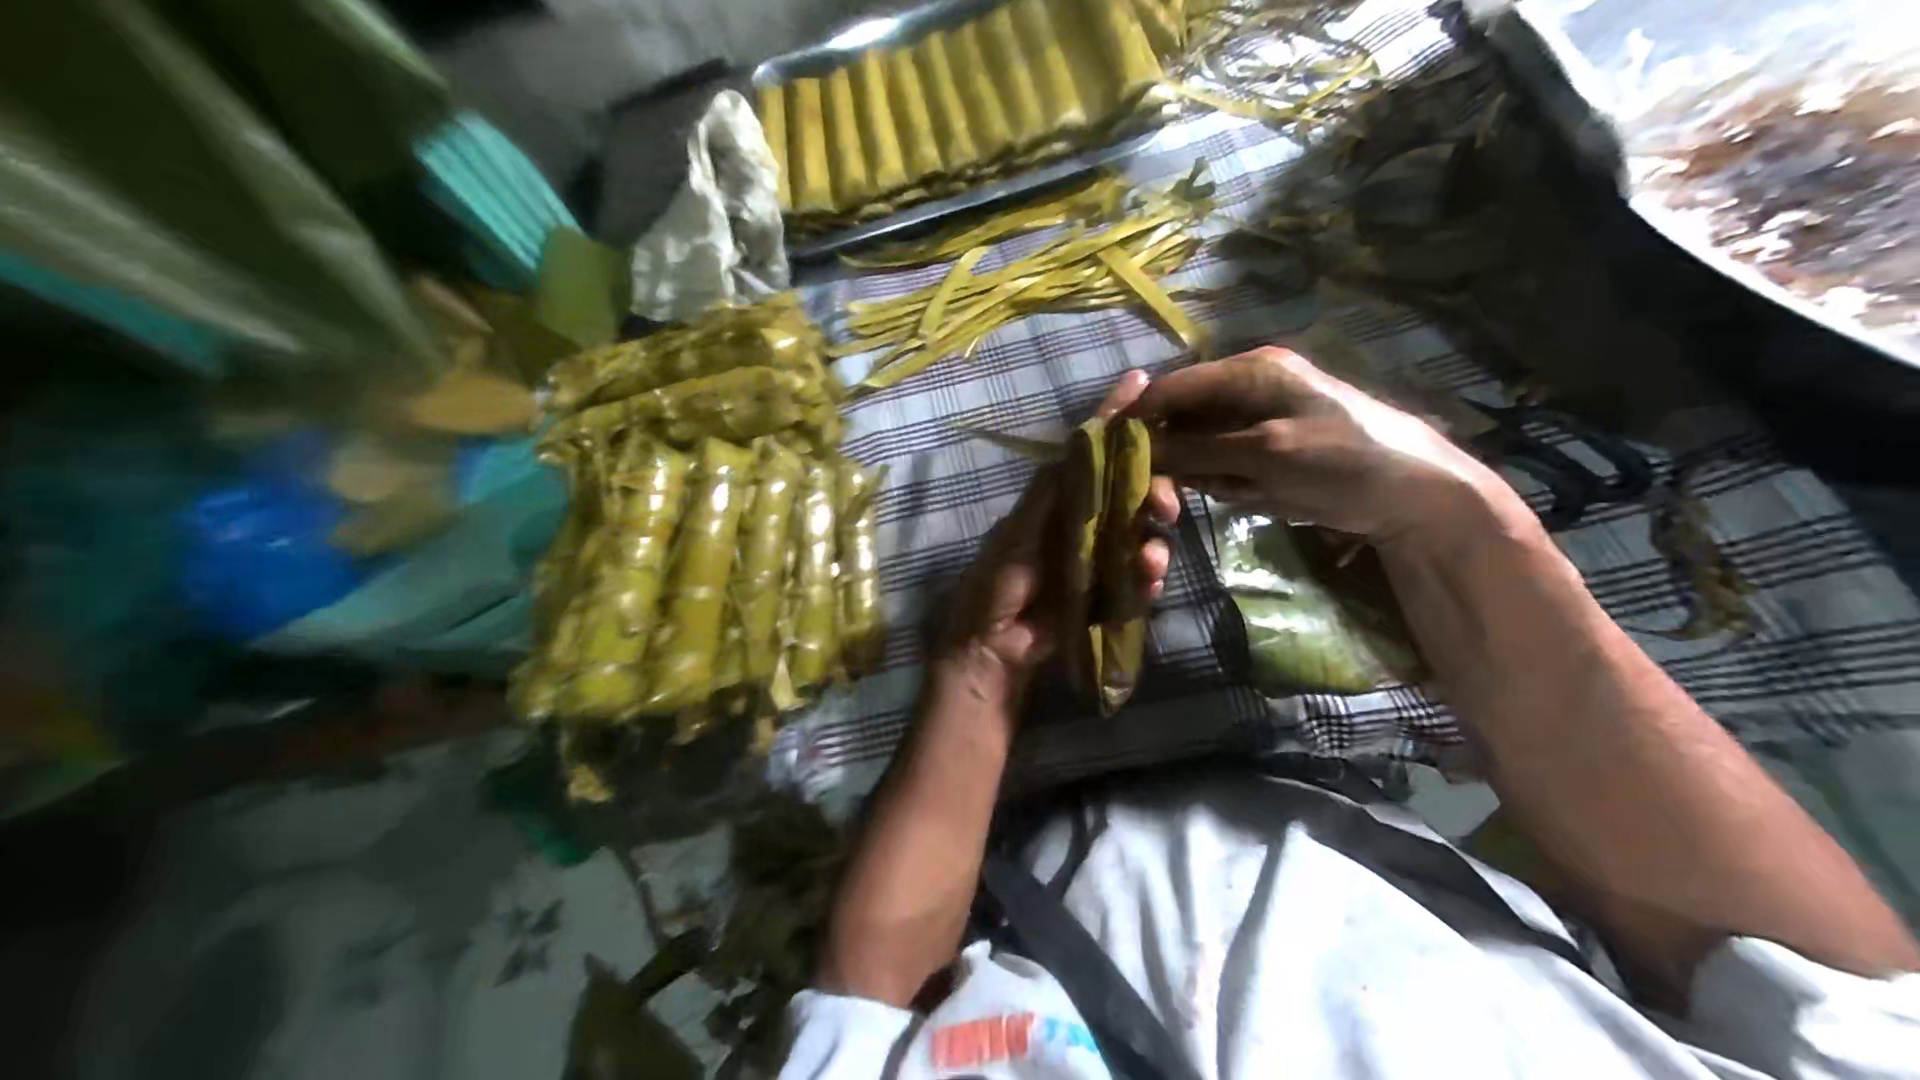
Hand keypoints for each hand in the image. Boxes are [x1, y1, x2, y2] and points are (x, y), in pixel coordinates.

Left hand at [935, 371, 1179, 706]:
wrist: (991, 648)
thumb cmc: (994, 586)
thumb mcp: (1016, 534)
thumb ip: (1049, 493)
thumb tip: (1081, 439)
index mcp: (1058, 502)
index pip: (1091, 454)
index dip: (1114, 421)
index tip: (1140, 385)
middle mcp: (1083, 523)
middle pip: (1130, 494)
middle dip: (1154, 492)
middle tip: (1165, 503)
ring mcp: (1099, 559)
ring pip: (1142, 535)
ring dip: (1154, 542)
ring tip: (1150, 558)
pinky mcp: (1109, 595)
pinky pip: (1139, 579)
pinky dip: (1148, 578)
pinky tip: (1150, 580)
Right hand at [1131, 347, 1527, 548]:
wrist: (1416, 495)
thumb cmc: (1343, 459)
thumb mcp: (1265, 453)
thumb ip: (1196, 450)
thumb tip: (1136, 449)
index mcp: (1249, 370)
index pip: (1173, 386)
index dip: (1140, 417)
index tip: (1111, 456)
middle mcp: (1246, 389)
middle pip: (1181, 419)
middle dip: (1176, 457)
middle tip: (1172, 497)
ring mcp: (1255, 423)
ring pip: (1198, 449)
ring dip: (1206, 476)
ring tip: (1243, 491)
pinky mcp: (1264, 452)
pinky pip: (1223, 468)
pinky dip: (1229, 486)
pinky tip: (1256, 496)